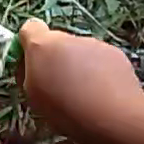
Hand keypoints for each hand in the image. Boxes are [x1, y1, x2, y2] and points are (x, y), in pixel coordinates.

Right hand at [17, 21, 143, 143]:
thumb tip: (31, 65)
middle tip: (58, 85)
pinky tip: (102, 92)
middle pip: (56, 41)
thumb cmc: (63, 109)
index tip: (32, 63)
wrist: (112, 117)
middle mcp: (68, 38)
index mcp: (42, 45)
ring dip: (77, 64)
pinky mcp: (115, 52)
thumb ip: (28, 73)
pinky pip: (99, 58)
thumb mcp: (32, 95)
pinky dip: (98, 70)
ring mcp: (93, 43)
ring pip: (78, 50)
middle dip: (55, 57)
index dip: (29, 43)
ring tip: (83, 92)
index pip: (29, 27)